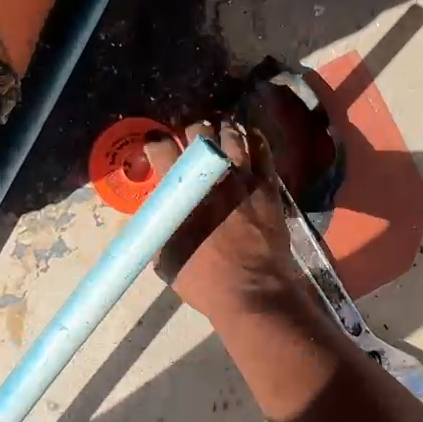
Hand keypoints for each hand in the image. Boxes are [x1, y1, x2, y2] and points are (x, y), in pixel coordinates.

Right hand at [145, 120, 307, 325]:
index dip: (156, 142)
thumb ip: (158, 230)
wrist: (254, 293)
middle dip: (192, 129)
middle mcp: (211, 176)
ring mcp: (243, 178)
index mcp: (181, 192)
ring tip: (220, 130)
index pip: (163, 148)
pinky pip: (263, 150)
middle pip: (200, 131)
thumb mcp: (164, 258)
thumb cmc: (204, 281)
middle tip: (190, 134)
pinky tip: (250, 139)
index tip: (157, 145)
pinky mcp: (268, 186)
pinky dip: (254, 140)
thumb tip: (154, 217)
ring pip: (233, 134)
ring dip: (224, 129)